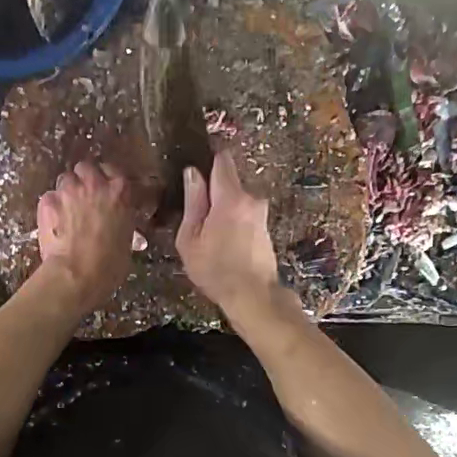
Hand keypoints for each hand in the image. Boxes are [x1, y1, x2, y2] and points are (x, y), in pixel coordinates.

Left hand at [34, 160, 133, 314]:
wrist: (78, 274)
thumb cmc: (110, 264)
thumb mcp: (126, 240)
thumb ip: (122, 223)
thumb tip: (120, 225)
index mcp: (120, 192)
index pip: (114, 171)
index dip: (107, 178)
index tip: (106, 188)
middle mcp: (94, 184)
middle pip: (85, 167)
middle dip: (84, 178)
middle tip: (84, 196)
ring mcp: (68, 190)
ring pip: (65, 179)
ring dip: (67, 191)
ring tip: (67, 210)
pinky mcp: (47, 201)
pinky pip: (49, 197)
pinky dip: (52, 206)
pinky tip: (54, 222)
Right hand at [177, 150, 279, 320]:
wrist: (253, 296)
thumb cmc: (215, 269)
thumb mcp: (190, 238)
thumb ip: (192, 202)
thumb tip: (192, 172)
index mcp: (231, 196)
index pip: (222, 160)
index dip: (208, 161)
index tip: (195, 170)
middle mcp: (251, 199)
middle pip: (229, 183)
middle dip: (213, 193)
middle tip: (195, 215)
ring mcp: (261, 215)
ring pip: (237, 201)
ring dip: (223, 211)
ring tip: (207, 234)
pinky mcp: (265, 229)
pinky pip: (244, 216)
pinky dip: (233, 223)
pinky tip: (223, 244)